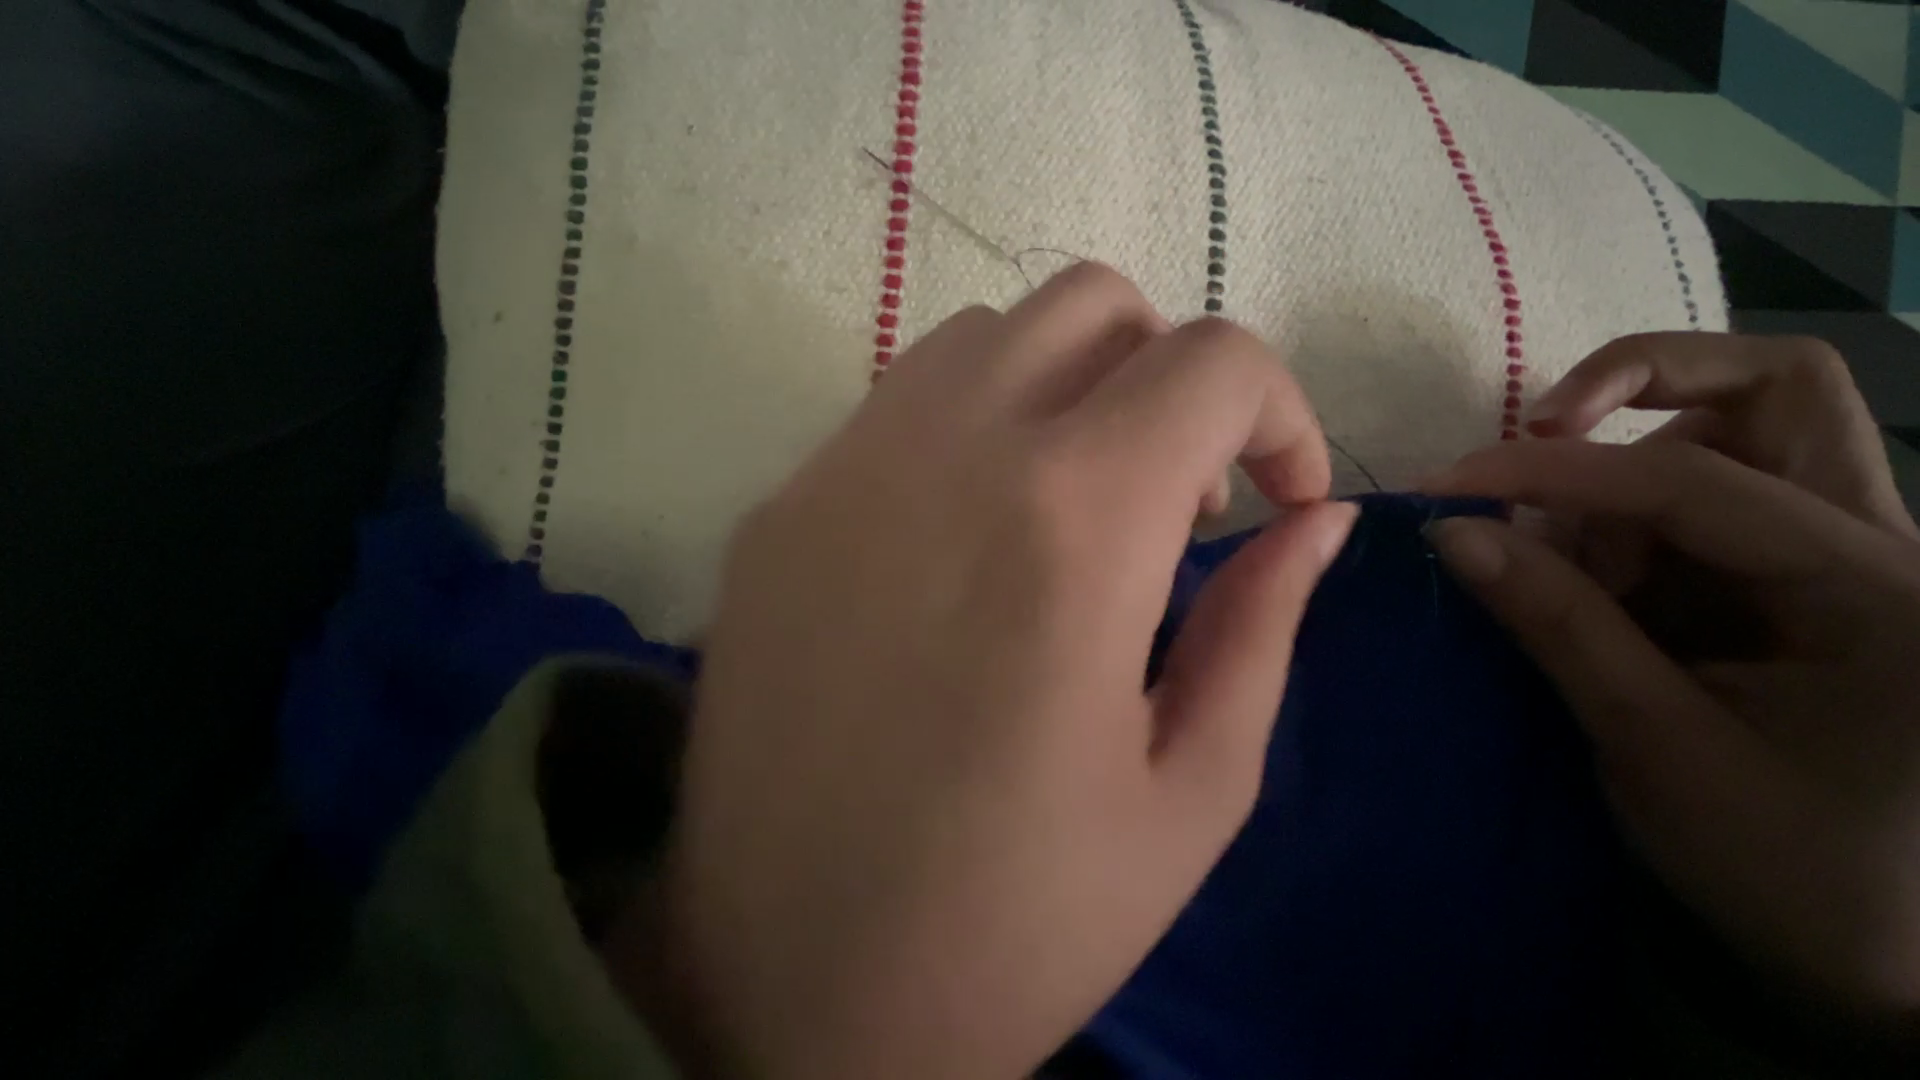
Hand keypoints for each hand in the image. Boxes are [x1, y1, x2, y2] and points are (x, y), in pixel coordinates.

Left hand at [645, 264, 1355, 1079]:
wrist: (786, 987)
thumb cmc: (1015, 922)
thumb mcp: (1192, 791)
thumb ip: (1262, 624)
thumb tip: (1316, 520)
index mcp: (1074, 523)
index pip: (1212, 360)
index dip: (1281, 414)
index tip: (1278, 503)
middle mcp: (947, 453)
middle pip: (1090, 304)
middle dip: (1167, 376)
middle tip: (1171, 500)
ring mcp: (839, 470)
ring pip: (982, 337)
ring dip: (1059, 387)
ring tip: (1069, 510)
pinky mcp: (774, 511)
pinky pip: (892, 409)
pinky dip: (964, 429)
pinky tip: (964, 543)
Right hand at [1424, 333, 1919, 1027]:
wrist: (1900, 969)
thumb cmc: (1795, 867)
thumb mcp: (1655, 744)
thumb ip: (1555, 622)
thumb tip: (1449, 533)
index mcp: (1875, 584)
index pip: (1688, 476)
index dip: (1550, 469)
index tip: (1443, 487)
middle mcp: (1878, 543)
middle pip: (1777, 388)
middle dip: (1643, 381)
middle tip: (1542, 427)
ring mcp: (1842, 561)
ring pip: (1743, 438)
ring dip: (1628, 468)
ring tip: (1561, 555)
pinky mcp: (1797, 590)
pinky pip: (1707, 511)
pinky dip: (1628, 525)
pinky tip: (1588, 589)